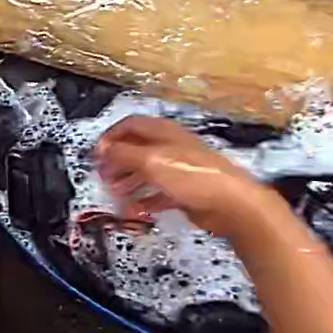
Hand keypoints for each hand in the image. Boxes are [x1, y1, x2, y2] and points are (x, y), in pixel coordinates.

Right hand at [95, 117, 283, 238]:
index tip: (98, 152)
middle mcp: (172, 147)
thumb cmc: (196, 177)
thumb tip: (103, 149)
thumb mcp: (150, 161)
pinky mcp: (187, 191)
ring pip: (147, 171)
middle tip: (104, 173)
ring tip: (115, 191)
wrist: (234, 205)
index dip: (110, 137)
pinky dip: (145, 198)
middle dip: (117, 160)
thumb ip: (122, 154)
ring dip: (129, 181)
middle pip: (136, 148)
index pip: (129, 125)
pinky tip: (136, 207)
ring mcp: (180, 169)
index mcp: (163, 132)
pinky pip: (160, 192)